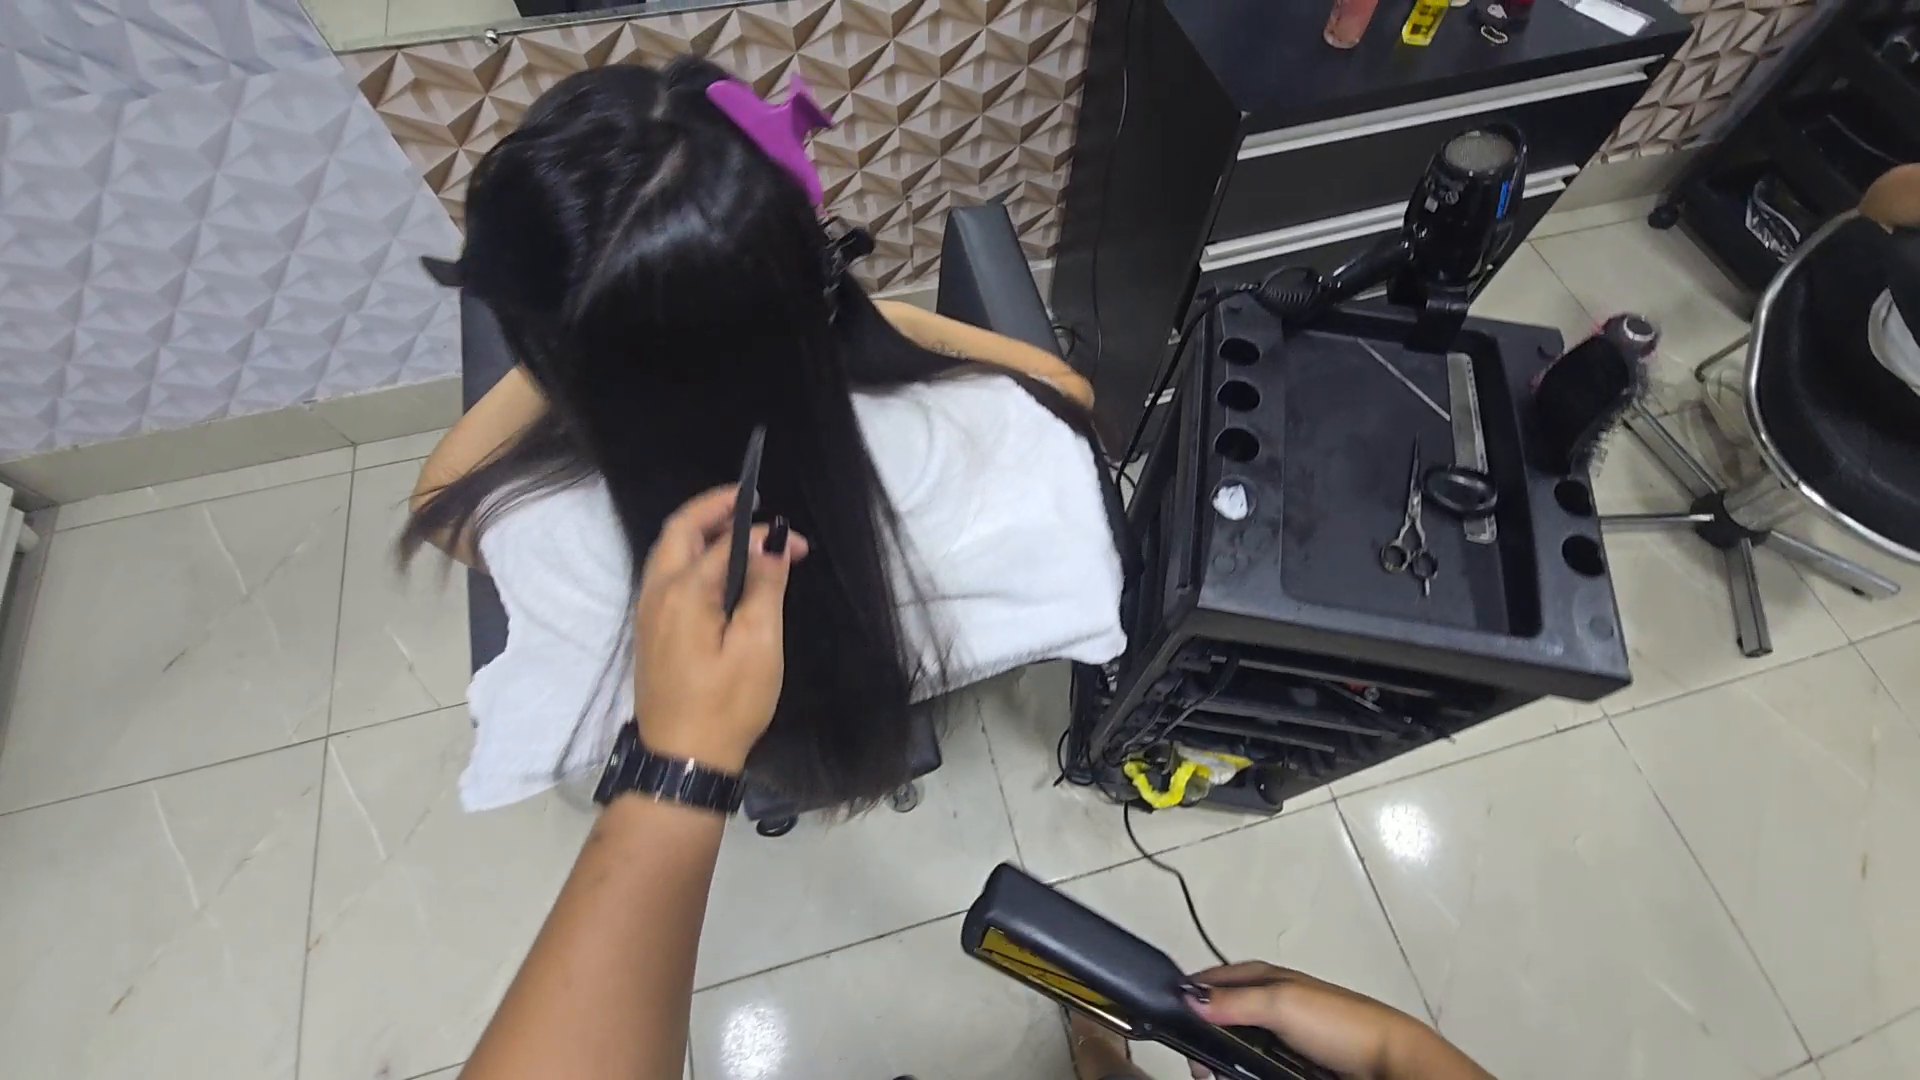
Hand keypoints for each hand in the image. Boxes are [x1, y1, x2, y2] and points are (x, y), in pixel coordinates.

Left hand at [631, 486, 808, 772]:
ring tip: (740, 525)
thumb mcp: (759, 645)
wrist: (683, 761)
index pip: (725, 542)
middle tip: (750, 499)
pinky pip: (669, 575)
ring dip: (702, 530)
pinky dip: (695, 555)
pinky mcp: (653, 630)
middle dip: (714, 508)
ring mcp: (649, 612)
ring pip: (669, 551)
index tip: (798, 542)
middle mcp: (657, 593)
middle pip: (679, 531)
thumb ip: (765, 587)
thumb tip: (773, 542)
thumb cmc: (726, 704)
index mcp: (683, 592)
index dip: (762, 533)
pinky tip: (722, 567)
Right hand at [1182, 963, 1487, 1079]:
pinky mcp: (1293, 1065)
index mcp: (1260, 976)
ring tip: (1214, 1074)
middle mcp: (1266, 1001)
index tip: (1174, 1024)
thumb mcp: (1280, 1004)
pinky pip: (1255, 1067)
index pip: (1211, 981)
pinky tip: (1236, 1078)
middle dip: (1206, 1039)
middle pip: (1221, 1018)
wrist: (1391, 1064)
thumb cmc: (1333, 1023)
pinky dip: (1244, 1072)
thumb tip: (1185, 996)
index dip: (1191, 998)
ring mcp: (1281, 1036)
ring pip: (1237, 1047)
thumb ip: (1233, 1001)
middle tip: (1200, 1065)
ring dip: (1224, 1061)